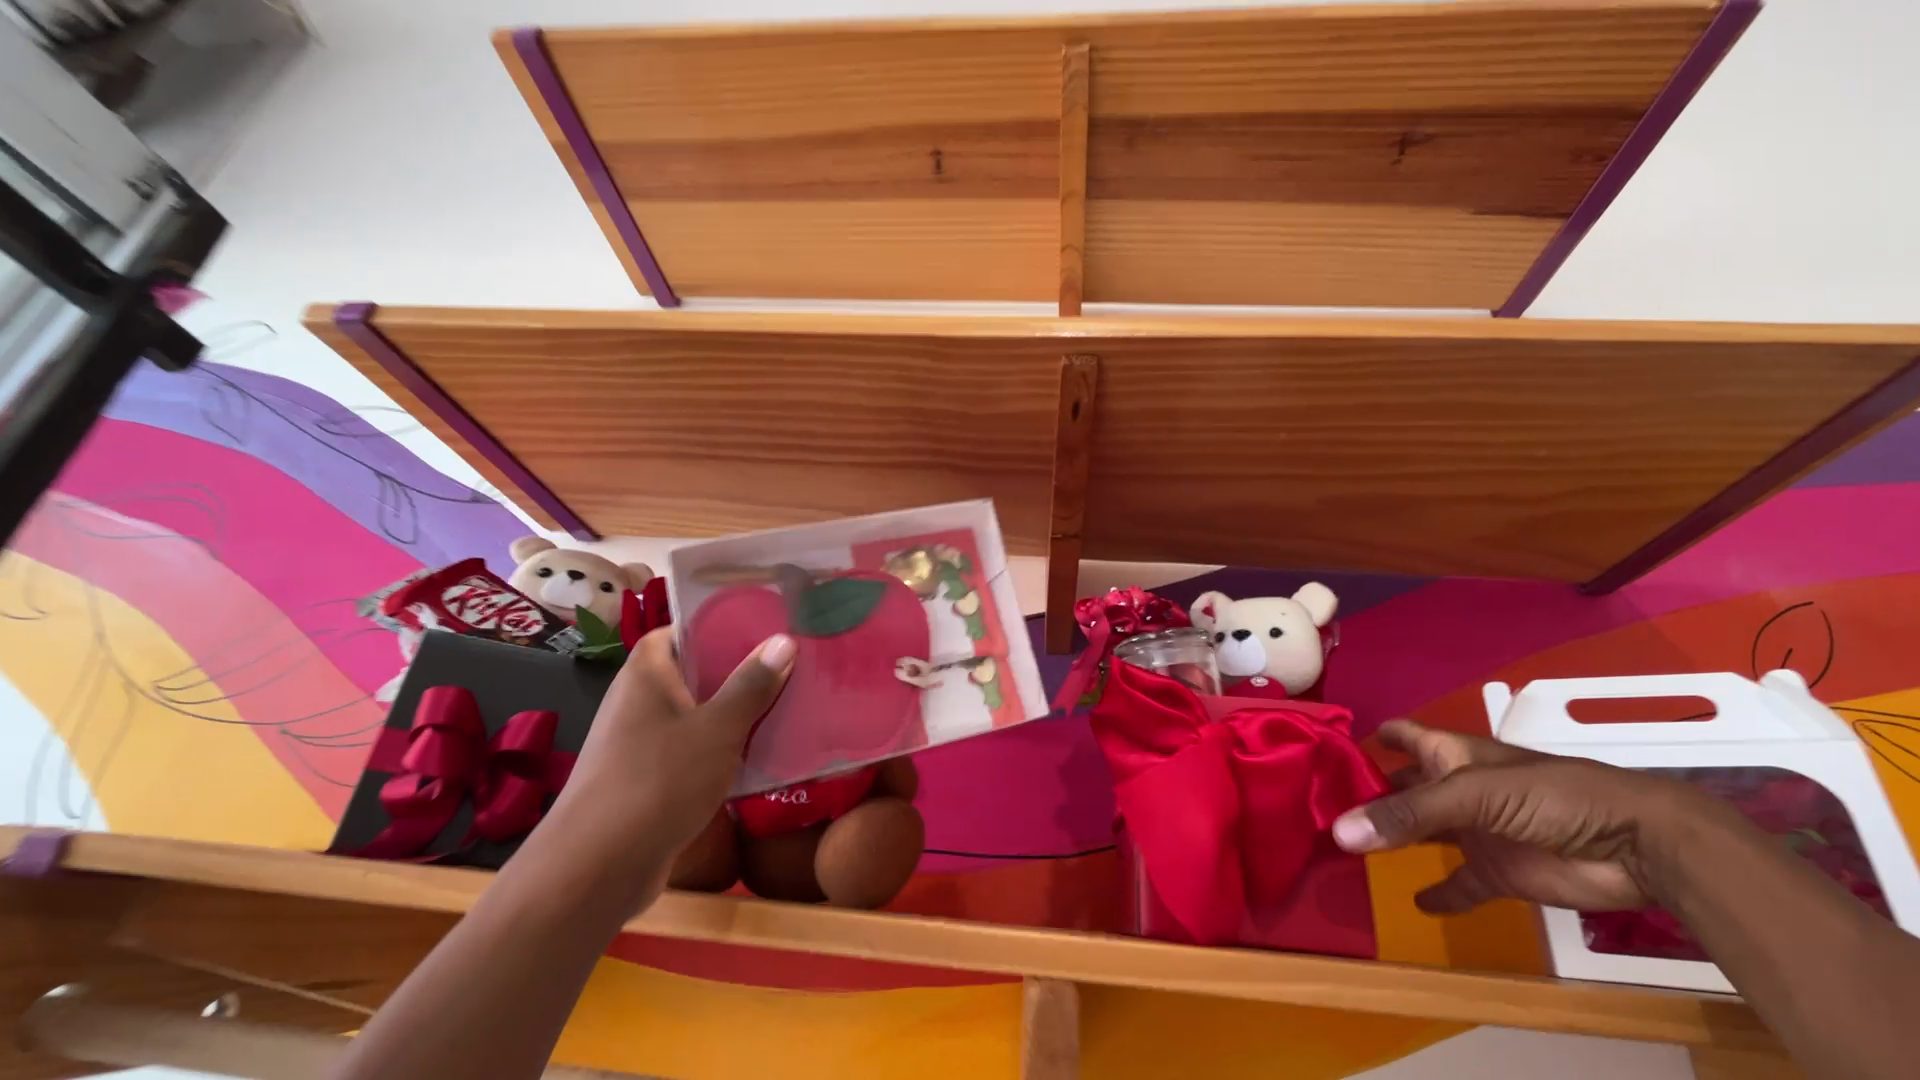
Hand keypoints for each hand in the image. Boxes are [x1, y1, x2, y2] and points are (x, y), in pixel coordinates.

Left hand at [543, 627, 793, 885]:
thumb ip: (751, 685)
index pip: (685, 629)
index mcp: (648, 671)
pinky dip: (726, 752)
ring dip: (740, 716)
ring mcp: (644, 741)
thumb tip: (783, 640)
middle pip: (698, 672)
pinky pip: (696, 752)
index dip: (724, 624)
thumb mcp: (717, 729)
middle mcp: (641, 699)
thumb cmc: (658, 781)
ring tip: (794, 705)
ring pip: (701, 715)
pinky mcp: (652, 779)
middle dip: (744, 672)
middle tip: (796, 664)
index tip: (770, 624)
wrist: (598, 867)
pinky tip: (767, 757)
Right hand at [1331, 720, 1711, 914]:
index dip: (1369, 740)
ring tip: (1345, 852)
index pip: (1404, 737)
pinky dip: (1440, 894)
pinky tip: (1416, 902)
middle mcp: (1457, 789)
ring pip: (1423, 834)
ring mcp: (1478, 831)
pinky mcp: (1499, 873)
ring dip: (1392, 842)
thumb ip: (1408, 815)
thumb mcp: (1473, 794)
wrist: (1635, 845)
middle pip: (1404, 789)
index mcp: (1453, 755)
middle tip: (1317, 811)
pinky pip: (1460, 884)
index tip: (1323, 753)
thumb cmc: (1551, 796)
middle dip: (1368, 797)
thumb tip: (1339, 833)